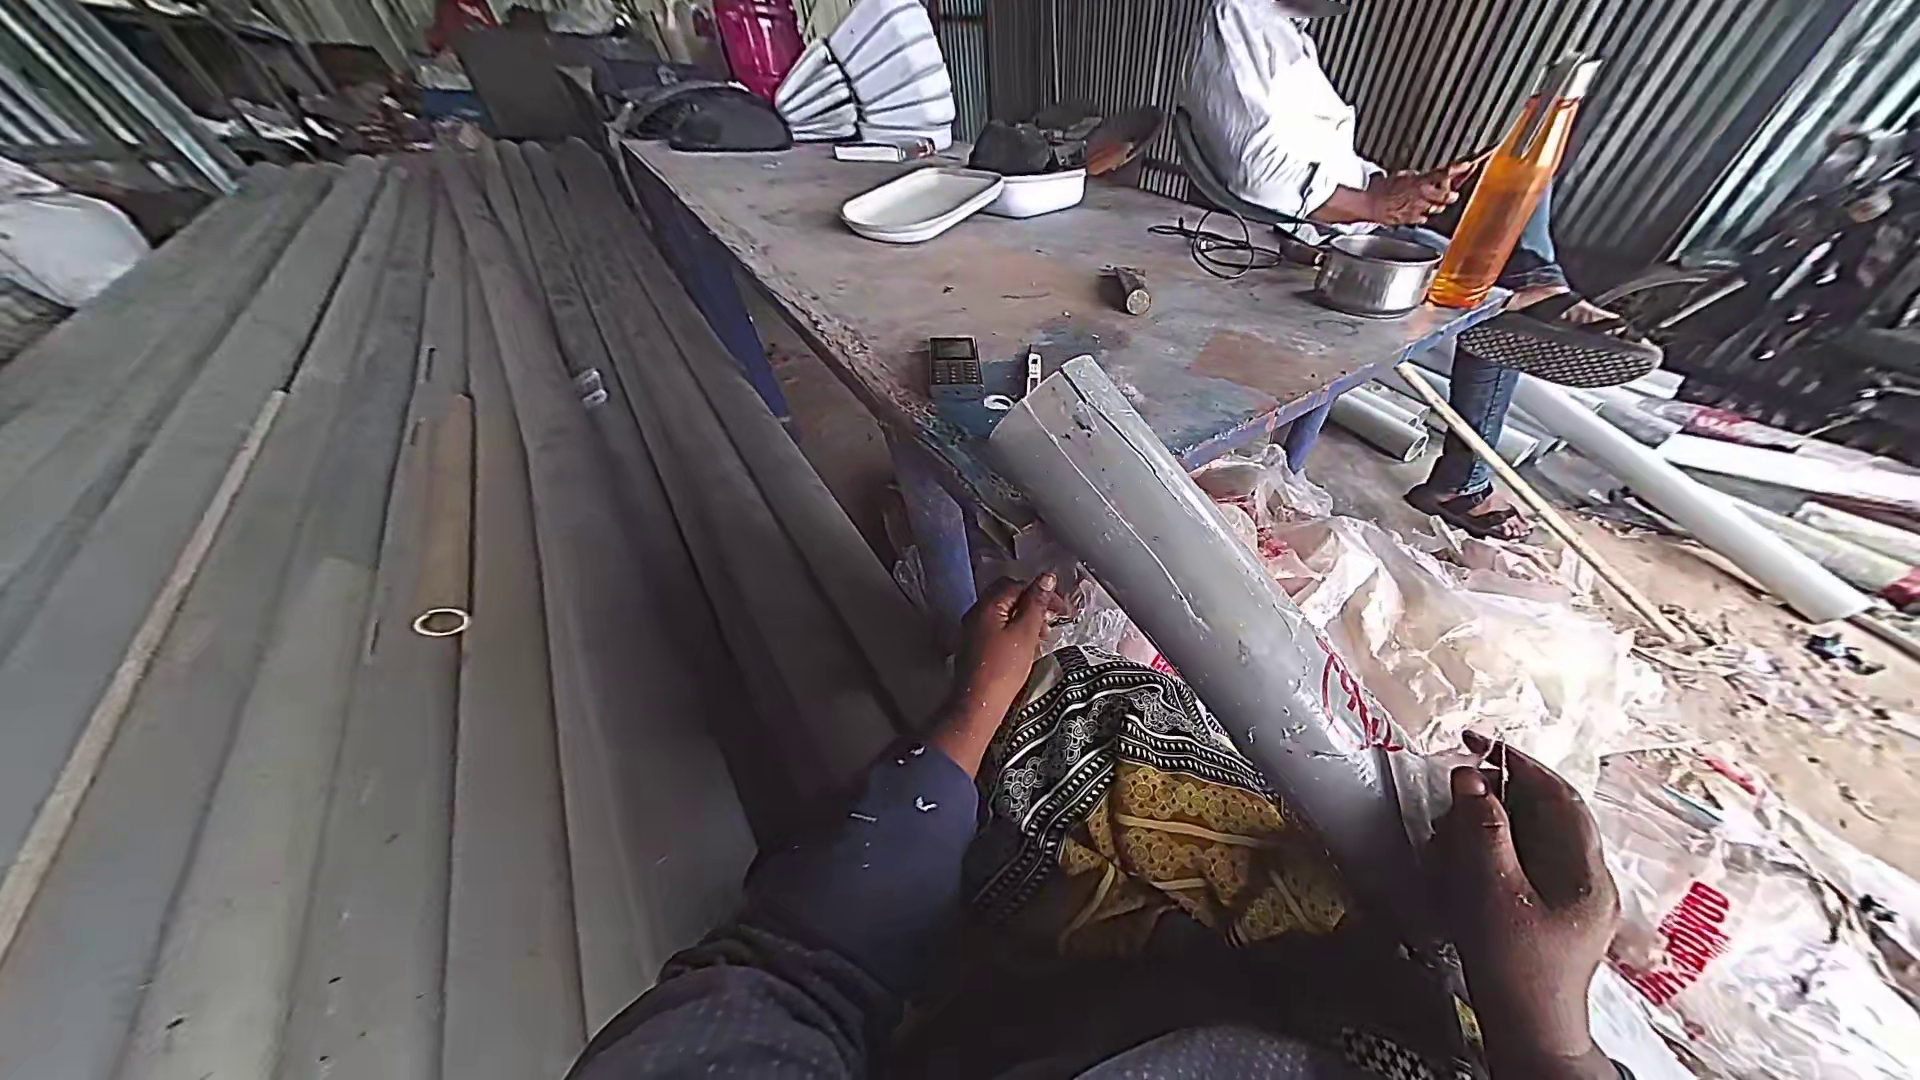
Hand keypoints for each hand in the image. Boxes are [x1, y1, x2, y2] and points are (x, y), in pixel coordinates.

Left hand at [929, 575, 1068, 774]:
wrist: (979, 704)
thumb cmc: (1004, 669)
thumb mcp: (1026, 633)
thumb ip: (1036, 604)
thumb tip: (1046, 578)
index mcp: (987, 605)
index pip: (1017, 585)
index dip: (1041, 593)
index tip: (1060, 609)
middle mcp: (976, 612)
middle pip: (1008, 596)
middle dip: (1033, 605)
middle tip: (1053, 621)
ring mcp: (973, 629)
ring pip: (1004, 613)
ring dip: (1025, 619)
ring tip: (1043, 635)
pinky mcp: (975, 645)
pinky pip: (998, 627)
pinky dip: (1015, 631)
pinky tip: (1027, 645)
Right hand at [1365, 160, 1475, 224]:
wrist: (1370, 205)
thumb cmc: (1383, 190)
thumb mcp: (1402, 176)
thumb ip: (1419, 177)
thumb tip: (1428, 176)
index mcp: (1421, 182)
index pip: (1445, 173)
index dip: (1459, 169)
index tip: (1468, 165)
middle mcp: (1422, 196)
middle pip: (1446, 196)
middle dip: (1450, 195)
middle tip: (1452, 194)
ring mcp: (1417, 209)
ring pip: (1436, 208)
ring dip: (1437, 205)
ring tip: (1432, 202)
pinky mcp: (1410, 219)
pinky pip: (1423, 218)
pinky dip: (1423, 214)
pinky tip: (1418, 211)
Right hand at [1432, 732, 1620, 1078]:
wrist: (1526, 1020)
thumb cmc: (1513, 955)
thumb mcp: (1492, 888)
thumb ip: (1483, 829)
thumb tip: (1472, 775)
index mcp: (1582, 870)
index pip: (1558, 796)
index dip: (1518, 761)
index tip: (1475, 741)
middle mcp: (1581, 873)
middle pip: (1539, 810)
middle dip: (1490, 795)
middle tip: (1450, 796)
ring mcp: (1563, 888)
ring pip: (1521, 830)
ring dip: (1480, 822)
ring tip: (1448, 837)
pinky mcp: (1542, 898)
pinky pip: (1512, 853)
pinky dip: (1480, 844)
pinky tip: (1455, 856)